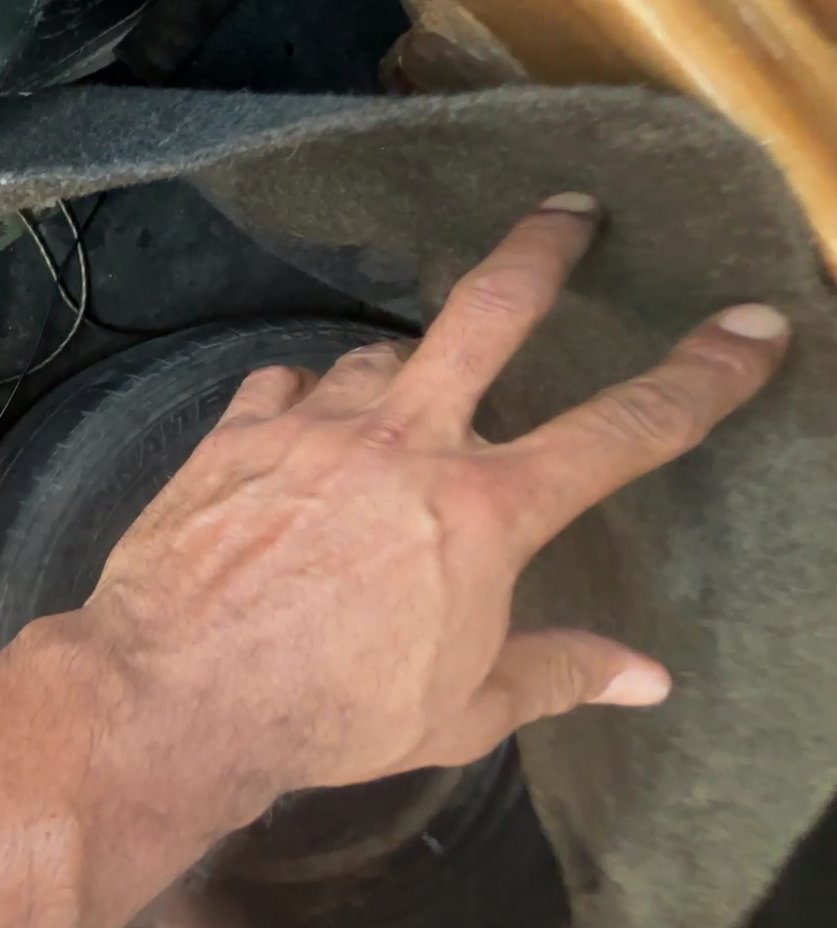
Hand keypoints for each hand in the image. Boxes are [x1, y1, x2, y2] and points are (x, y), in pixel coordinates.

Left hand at [64, 192, 787, 799]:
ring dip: (390, 372)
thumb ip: (550, 675)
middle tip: (562, 215)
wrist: (179, 683)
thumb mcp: (456, 712)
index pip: (624, 427)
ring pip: (369, 361)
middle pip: (486, 319)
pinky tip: (289, 418)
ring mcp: (306, 430)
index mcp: (481, 510)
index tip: (747, 326)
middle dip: (536, 257)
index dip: (701, 373)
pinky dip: (292, 396)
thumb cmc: (324, 708)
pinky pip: (273, 384)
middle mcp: (398, 445)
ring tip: (388, 398)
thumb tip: (643, 674)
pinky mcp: (228, 437)